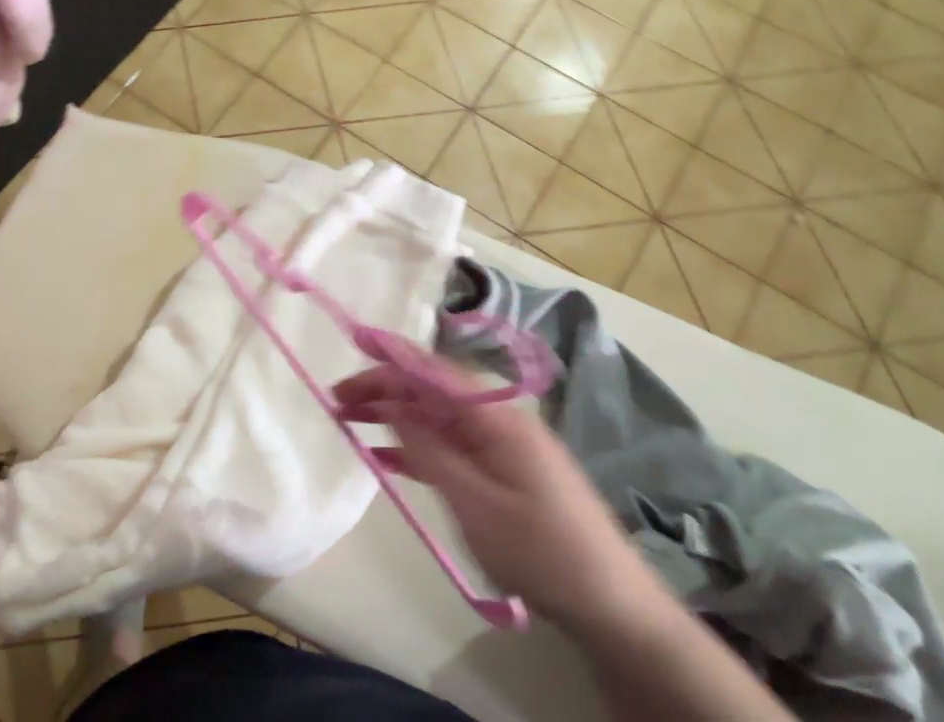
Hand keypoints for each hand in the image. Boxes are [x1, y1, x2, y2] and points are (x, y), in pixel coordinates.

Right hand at [331, 362, 661, 631]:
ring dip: (392, 415)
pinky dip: (412, 447)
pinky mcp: (499, 473)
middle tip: (335, 399)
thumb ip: (429, 450)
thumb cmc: (541, 549)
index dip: (393, 354)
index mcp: (497, 418)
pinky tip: (381, 456)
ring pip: (434, 418)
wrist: (609, 603)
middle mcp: (497, 422)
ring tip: (347, 419)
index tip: (354, 340)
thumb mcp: (475, 502)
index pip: (434, 372)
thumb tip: (390, 406)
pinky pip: (447, 447)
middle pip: (431, 391)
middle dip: (383, 387)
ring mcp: (499, 448)